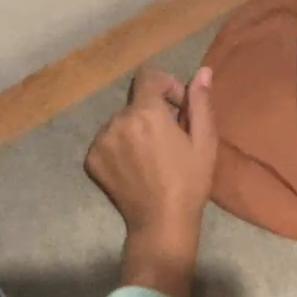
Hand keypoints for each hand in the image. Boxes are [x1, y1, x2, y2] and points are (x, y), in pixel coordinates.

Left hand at [86, 66, 217, 245]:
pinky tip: (134, 169)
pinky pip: (107, 142)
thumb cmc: (189, 184)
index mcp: (146, 112)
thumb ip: (200, 104)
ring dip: (134, 131)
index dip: (166, 85)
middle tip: (168, 141)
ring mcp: (101, 141)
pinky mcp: (91, 160)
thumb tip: (202, 72)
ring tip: (150, 158)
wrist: (161, 224)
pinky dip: (119, 149)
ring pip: (120, 123)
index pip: (149, 77)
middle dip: (152, 114)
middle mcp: (118, 121)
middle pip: (135, 103)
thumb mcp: (204, 143)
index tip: (178, 108)